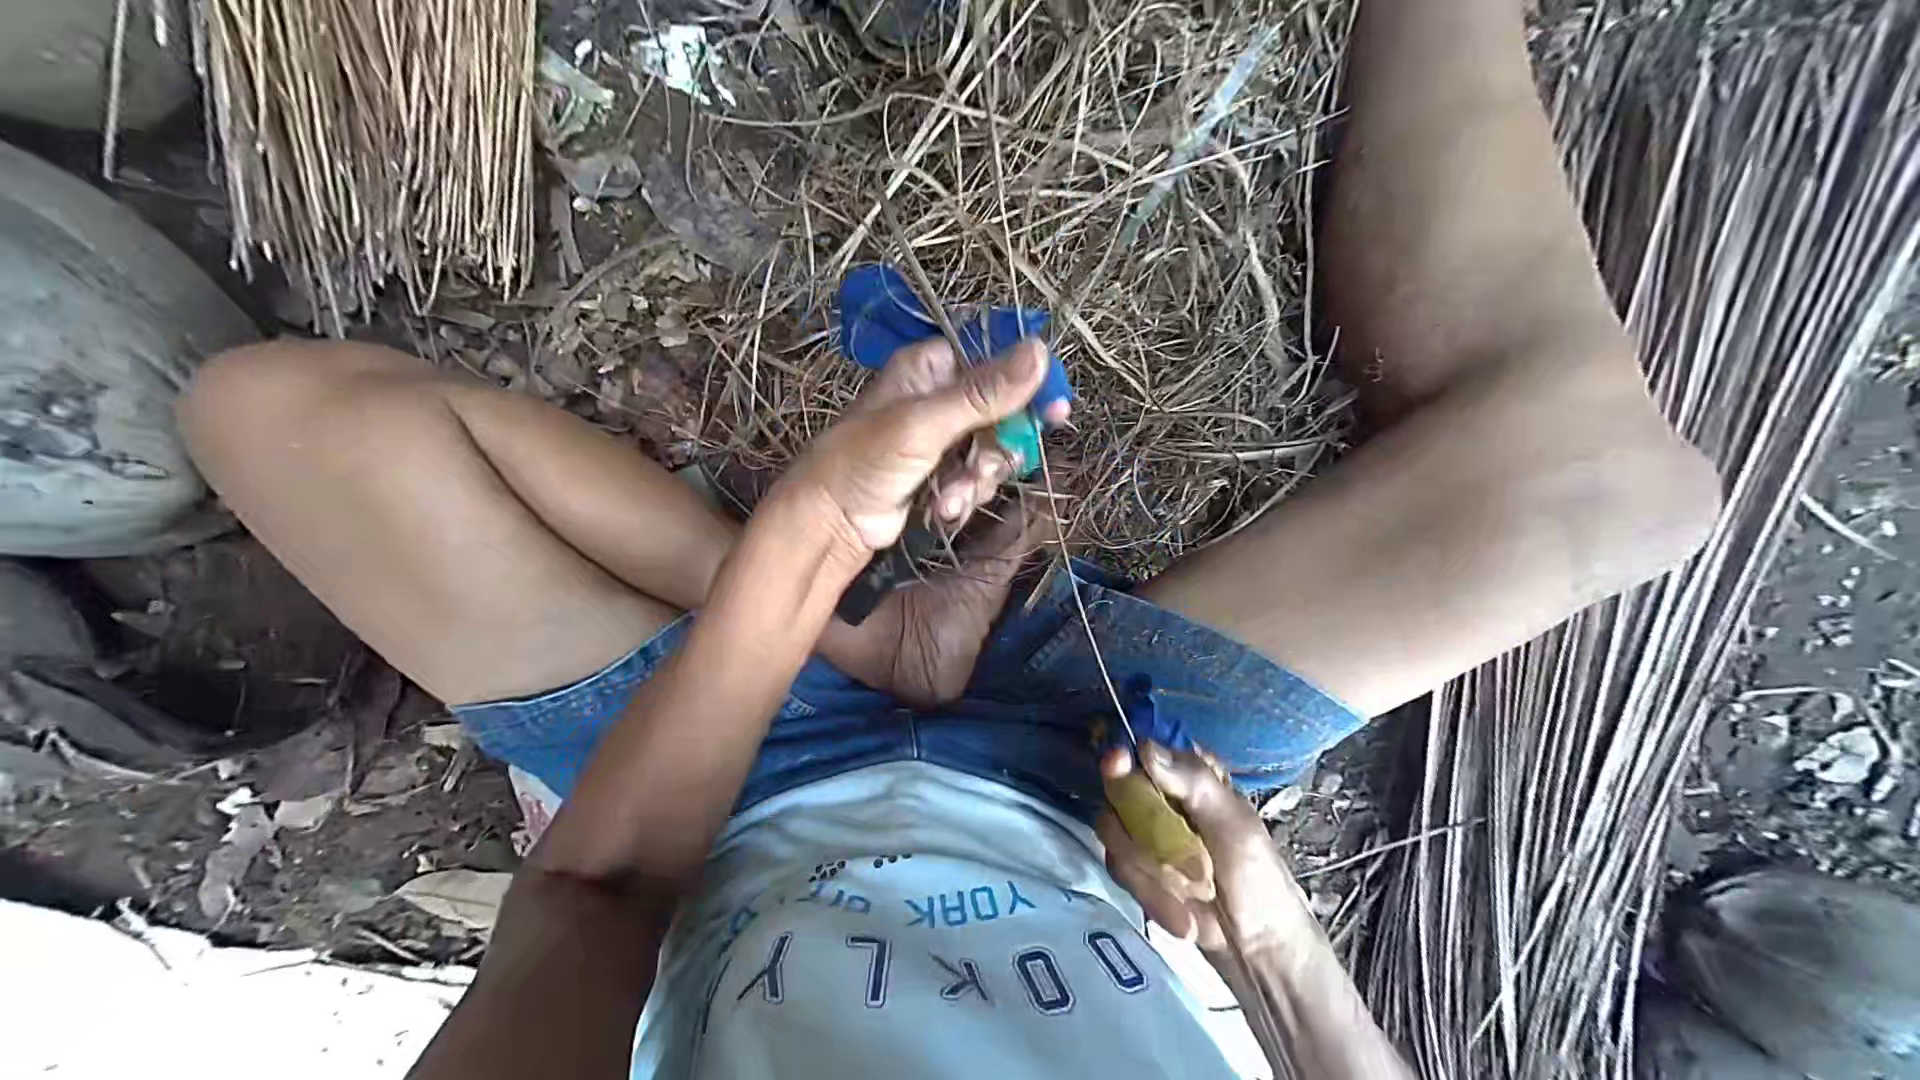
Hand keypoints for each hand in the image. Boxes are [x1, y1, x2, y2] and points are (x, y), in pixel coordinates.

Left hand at [799, 338, 1058, 704]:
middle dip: (998, 447)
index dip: (1027, 385)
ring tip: (950, 495)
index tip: (1055, 410)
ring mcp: (942, 439)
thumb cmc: (864, 461)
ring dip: (978, 478)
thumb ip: (984, 392)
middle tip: (988, 467)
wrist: (830, 523)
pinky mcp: (942, 475)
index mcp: (930, 367)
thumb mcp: (925, 422)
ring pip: (993, 451)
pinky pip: (976, 479)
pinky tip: (941, 509)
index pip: (995, 361)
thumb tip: (1039, 350)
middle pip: (1002, 412)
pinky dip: (965, 496)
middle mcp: (939, 397)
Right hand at [1095, 743, 1322, 965]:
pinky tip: (1182, 915)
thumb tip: (1144, 748)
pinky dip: (1152, 897)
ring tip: (1193, 897)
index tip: (1118, 766)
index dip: (1125, 759)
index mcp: (1191, 775)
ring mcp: (1146, 832)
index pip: (1143, 751)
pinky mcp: (1136, 866)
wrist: (1259, 951)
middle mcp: (1162, 796)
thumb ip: (1192, 783)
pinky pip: (1119, 868)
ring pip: (1114, 832)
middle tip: (1174, 859)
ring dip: (1152, 874)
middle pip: (1118, 791)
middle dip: (1141, 832)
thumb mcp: (1234, 825)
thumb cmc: (1258, 879)